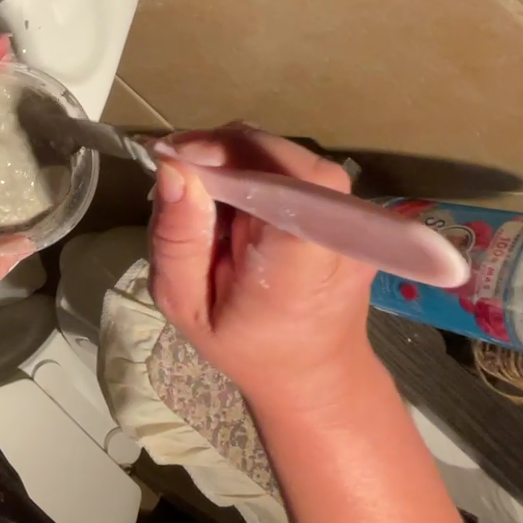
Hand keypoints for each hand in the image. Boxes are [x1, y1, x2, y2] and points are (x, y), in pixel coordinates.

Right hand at [148, 127, 379, 409]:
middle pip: (285, 158)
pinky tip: (222, 194)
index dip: (231, 153)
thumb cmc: (243, 345)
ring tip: (194, 184)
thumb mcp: (184, 303)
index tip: (174, 159)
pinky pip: (291, 169)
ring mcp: (350, 221)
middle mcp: (338, 233)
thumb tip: (172, 166)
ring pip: (286, 156)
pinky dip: (247, 167)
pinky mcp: (344, 212)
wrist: (314, 372)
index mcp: (299, 263)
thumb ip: (177, 238)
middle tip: (172, 170)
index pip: (290, 181)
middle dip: (220, 150)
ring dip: (231, 157)